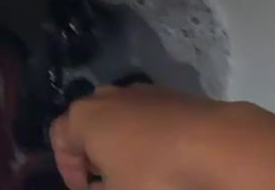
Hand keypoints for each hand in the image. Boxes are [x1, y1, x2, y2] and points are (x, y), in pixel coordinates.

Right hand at [49, 83, 225, 188]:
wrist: (216, 147)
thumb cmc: (156, 175)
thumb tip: (94, 189)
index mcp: (81, 118)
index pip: (58, 138)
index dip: (67, 169)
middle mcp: (101, 97)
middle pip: (86, 124)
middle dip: (93, 154)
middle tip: (108, 181)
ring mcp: (135, 93)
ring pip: (119, 119)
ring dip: (122, 143)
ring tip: (141, 171)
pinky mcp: (168, 95)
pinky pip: (148, 118)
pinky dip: (150, 137)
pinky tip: (170, 158)